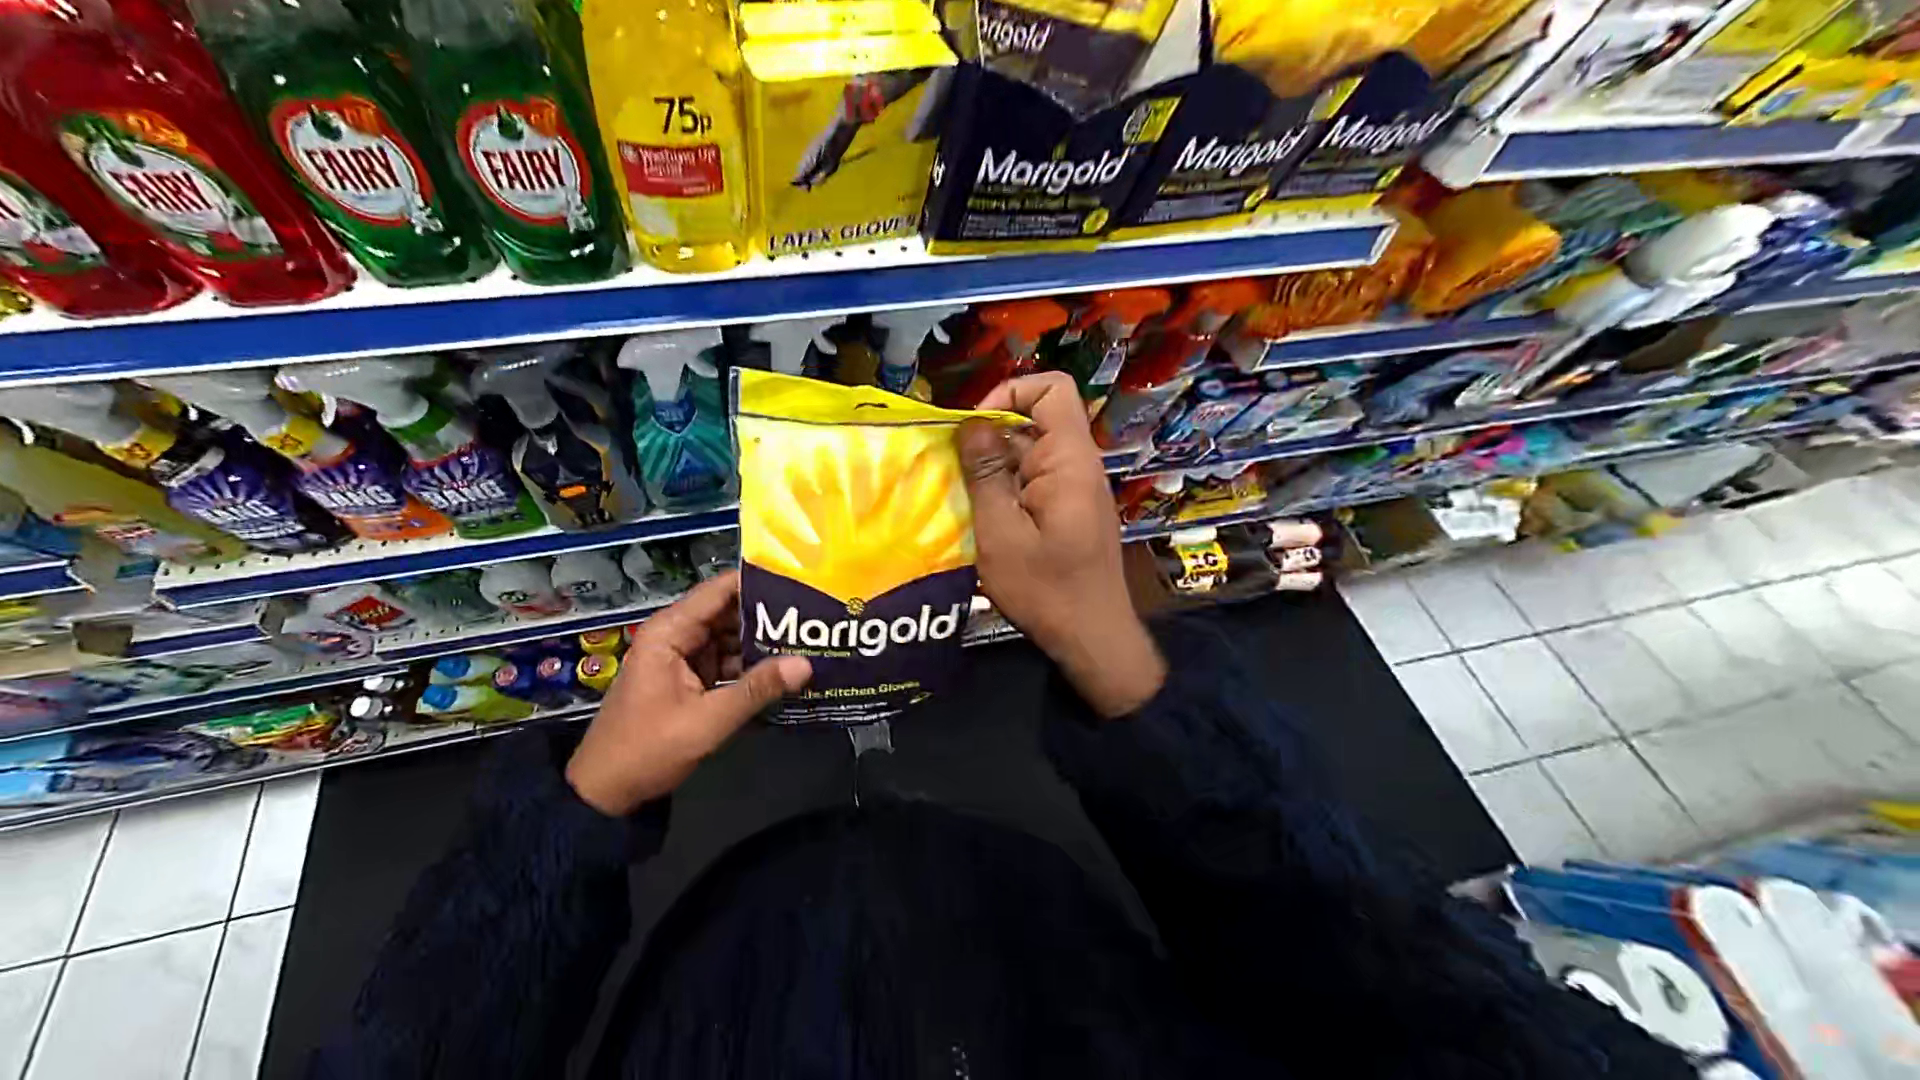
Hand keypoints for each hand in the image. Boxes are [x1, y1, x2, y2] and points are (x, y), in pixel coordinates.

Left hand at [565, 571, 811, 815]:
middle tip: (814, 616)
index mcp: (670, 632)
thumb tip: (806, 664)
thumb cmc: (648, 749)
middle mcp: (676, 635)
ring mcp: (683, 657)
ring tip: (808, 640)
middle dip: (769, 614)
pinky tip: (784, 669)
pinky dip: (751, 665)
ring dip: (763, 641)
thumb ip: (757, 689)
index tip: (800, 582)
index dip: (758, 583)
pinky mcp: (690, 678)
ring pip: (732, 637)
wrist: (606, 792)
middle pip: (729, 612)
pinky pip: (727, 660)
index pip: (719, 590)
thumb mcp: (707, 721)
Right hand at [957, 372, 1165, 717]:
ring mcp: (1075, 489)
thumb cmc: (1046, 589)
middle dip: (990, 437)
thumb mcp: (1001, 532)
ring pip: (1030, 454)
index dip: (1010, 392)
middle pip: (1034, 421)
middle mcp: (1078, 465)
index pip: (1051, 388)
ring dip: (993, 468)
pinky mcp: (1069, 510)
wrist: (1092, 638)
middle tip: (952, 469)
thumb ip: (986, 473)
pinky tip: (982, 518)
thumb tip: (971, 423)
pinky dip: (1006, 490)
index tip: (973, 427)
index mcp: (1069, 459)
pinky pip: (1035, 481)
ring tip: (960, 496)